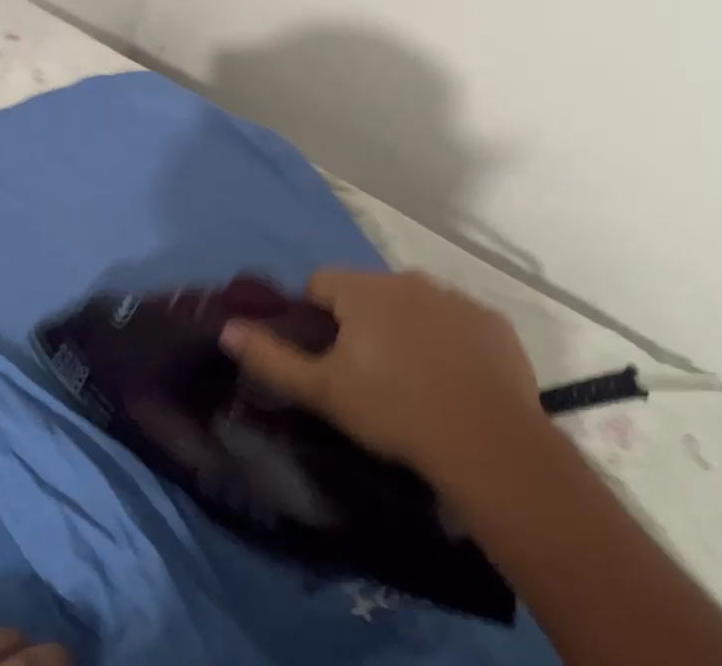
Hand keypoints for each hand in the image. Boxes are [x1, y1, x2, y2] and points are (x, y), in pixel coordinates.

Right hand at [220, 268, 546, 498]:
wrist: (487, 442)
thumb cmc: (393, 411)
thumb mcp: (322, 390)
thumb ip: (270, 357)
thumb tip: (227, 328)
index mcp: (365, 290)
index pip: (320, 283)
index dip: (312, 316)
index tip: (322, 357)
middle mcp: (410, 280)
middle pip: (368, 293)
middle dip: (360, 323)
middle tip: (363, 376)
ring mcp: (457, 299)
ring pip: (414, 306)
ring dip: (404, 330)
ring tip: (409, 382)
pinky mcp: (493, 323)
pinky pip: (456, 323)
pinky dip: (447, 342)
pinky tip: (451, 381)